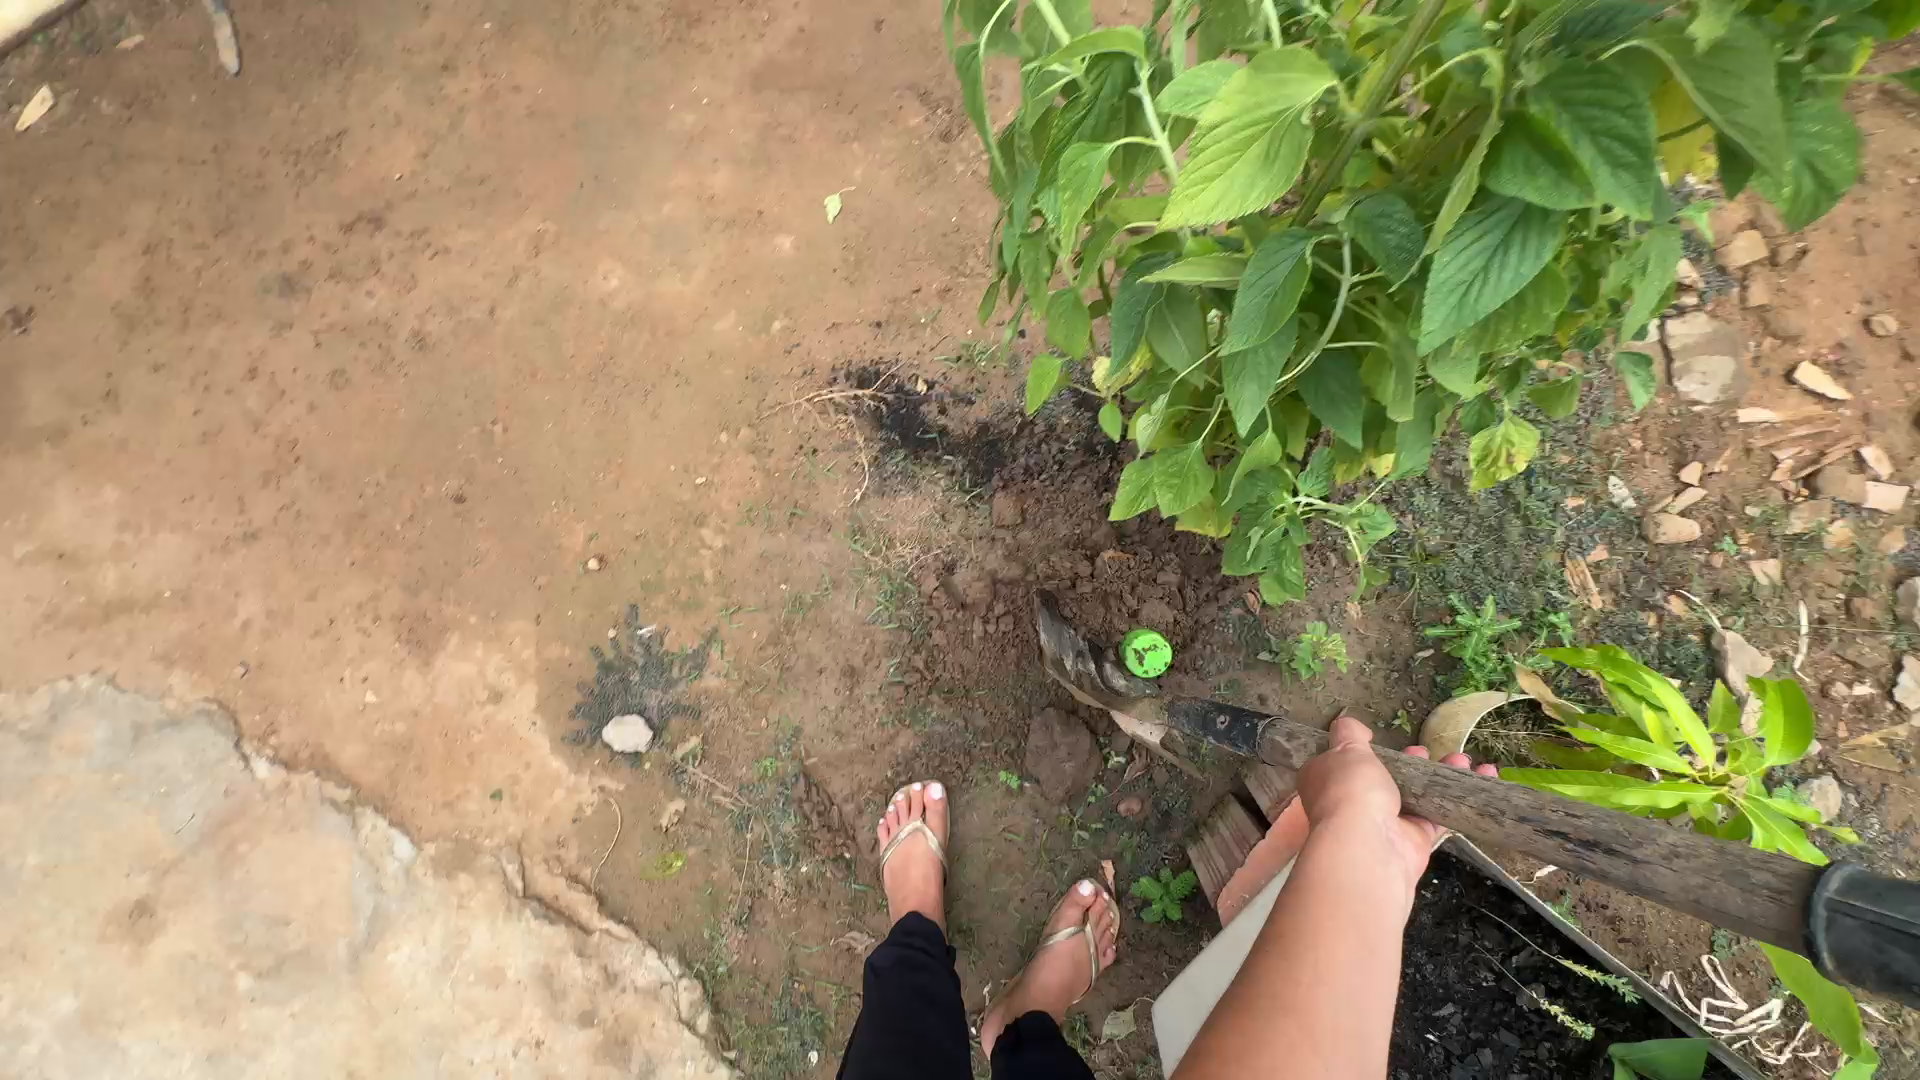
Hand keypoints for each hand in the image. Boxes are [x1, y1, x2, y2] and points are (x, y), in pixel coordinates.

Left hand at [1296, 715, 1497, 893]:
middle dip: (1409, 762)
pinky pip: (1438, 814)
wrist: (1369, 845)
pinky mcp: (1412, 837)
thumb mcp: (1345, 750)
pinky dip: (1459, 797)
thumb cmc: (1350, 789)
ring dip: (1440, 776)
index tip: (1381, 740)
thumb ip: (1348, 733)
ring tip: (1463, 760)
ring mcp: (1382, 821)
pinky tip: (1480, 779)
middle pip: (1384, 777)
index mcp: (1324, 779)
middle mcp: (1350, 800)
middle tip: (1428, 752)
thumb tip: (1350, 725)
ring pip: (1414, 793)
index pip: (1341, 762)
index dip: (1363, 751)